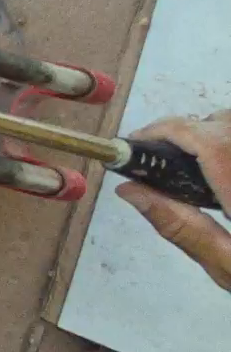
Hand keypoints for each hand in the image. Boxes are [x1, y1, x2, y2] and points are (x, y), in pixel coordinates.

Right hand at [117, 111, 230, 290]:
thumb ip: (184, 228)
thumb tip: (131, 189)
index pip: (206, 138)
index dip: (164, 130)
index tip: (138, 145)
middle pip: (228, 123)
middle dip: (193, 130)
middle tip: (170, 158)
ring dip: (220, 134)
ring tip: (206, 163)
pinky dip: (230, 146)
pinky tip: (228, 172)